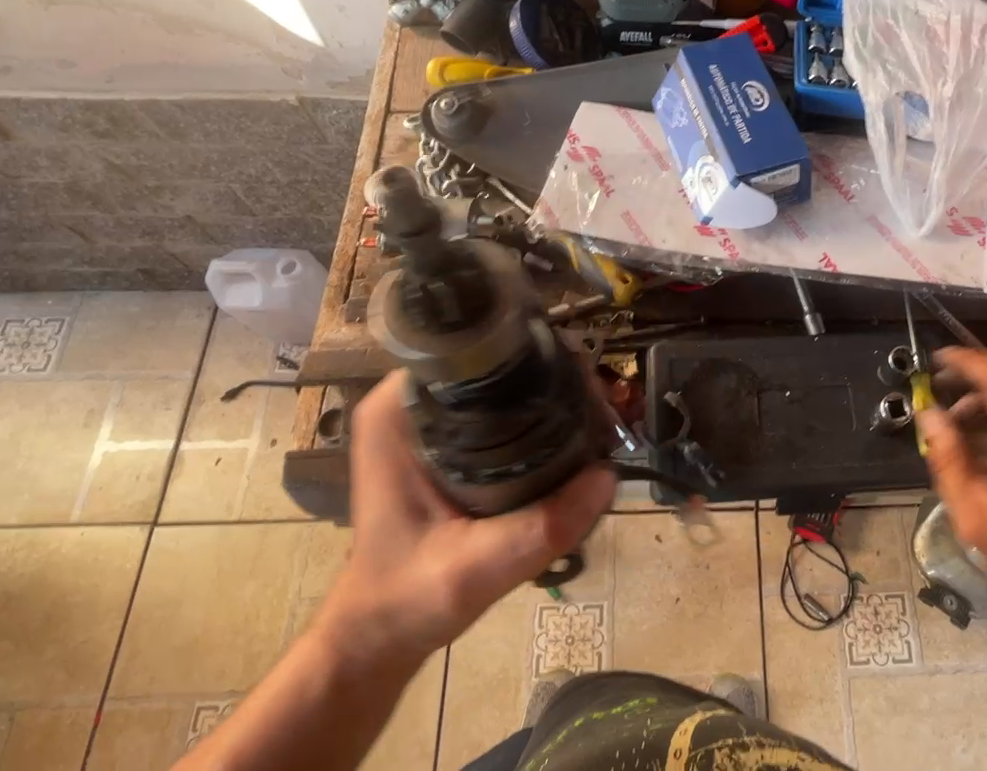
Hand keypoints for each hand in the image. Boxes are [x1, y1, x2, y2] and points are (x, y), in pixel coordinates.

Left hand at [317, 371, 614, 662]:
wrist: (378, 633)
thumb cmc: (407, 598)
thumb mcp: (474, 568)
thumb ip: (540, 528)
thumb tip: (608, 477)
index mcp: (397, 414)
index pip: (474, 353)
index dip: (535, 356)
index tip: (584, 380)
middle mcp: (410, 404)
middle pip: (497, 365)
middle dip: (556, 379)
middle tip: (604, 410)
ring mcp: (428, 423)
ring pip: (505, 388)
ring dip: (553, 401)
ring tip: (601, 425)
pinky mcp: (445, 444)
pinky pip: (502, 414)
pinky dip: (540, 423)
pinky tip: (576, 443)